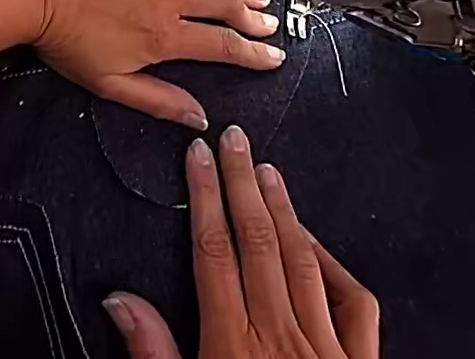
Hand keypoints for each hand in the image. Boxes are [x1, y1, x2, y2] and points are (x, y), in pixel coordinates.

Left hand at [32, 0, 284, 130]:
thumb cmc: (71, 42)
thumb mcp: (112, 84)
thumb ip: (159, 100)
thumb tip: (198, 116)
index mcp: (166, 36)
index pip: (223, 45)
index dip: (253, 53)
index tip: (275, 56)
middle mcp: (170, 1)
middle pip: (224, 6)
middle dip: (252, 16)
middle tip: (273, 23)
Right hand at [103, 127, 379, 358]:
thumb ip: (151, 357)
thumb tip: (120, 299)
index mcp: (233, 349)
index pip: (214, 248)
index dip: (204, 194)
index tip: (198, 154)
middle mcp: (281, 339)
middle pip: (257, 239)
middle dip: (241, 181)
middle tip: (233, 138)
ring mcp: (325, 352)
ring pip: (302, 259)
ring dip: (283, 208)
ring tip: (267, 168)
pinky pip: (354, 303)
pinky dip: (334, 265)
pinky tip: (317, 243)